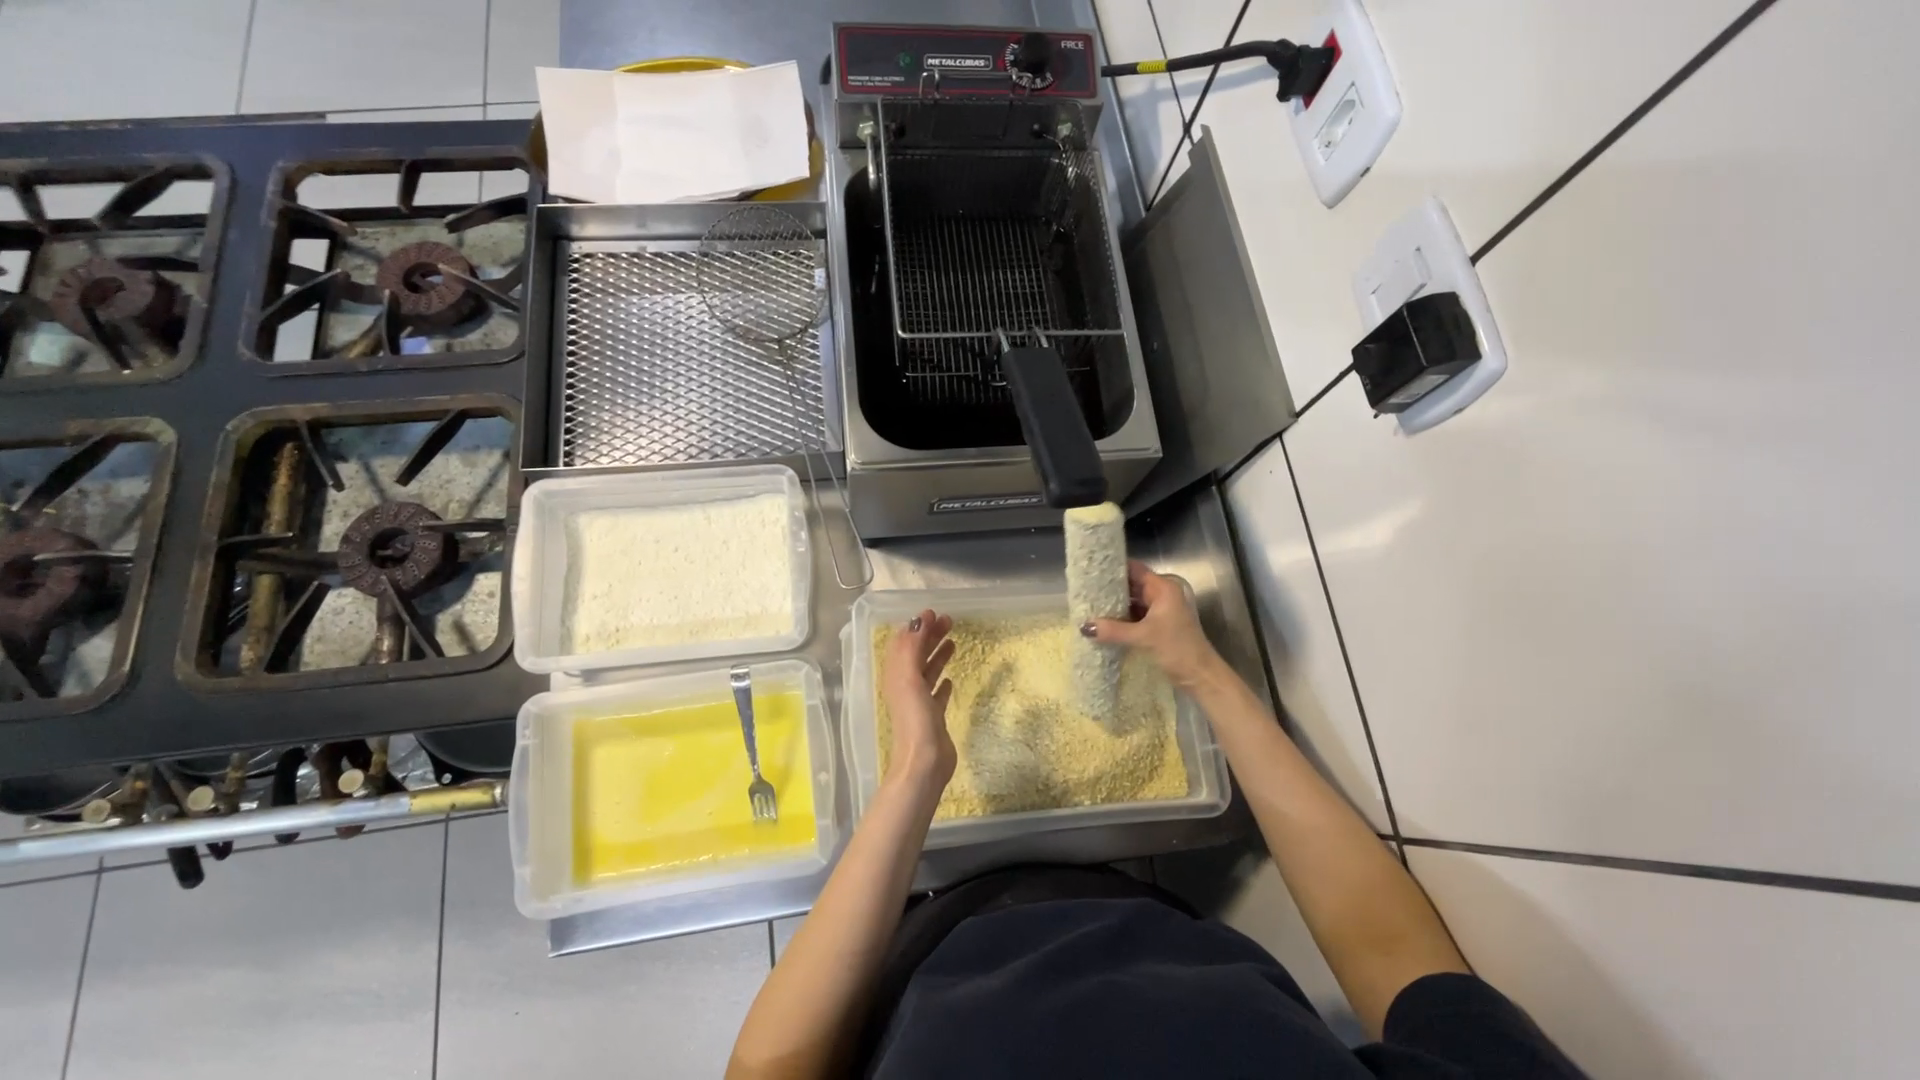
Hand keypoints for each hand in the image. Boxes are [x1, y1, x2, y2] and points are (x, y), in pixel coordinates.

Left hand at [881, 610, 956, 794]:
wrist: (924, 762)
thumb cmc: (916, 719)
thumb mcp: (910, 678)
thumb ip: (912, 648)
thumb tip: (918, 620)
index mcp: (895, 676)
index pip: (903, 643)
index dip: (916, 627)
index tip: (933, 612)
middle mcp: (904, 686)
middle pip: (916, 654)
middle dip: (929, 636)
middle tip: (949, 621)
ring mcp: (918, 703)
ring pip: (927, 671)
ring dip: (937, 654)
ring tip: (953, 641)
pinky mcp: (932, 717)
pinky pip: (936, 694)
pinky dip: (942, 682)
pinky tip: (951, 679)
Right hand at [1086, 561, 1224, 690]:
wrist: (1200, 676)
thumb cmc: (1177, 649)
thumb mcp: (1143, 637)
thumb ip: (1113, 630)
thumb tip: (1083, 626)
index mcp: (1163, 588)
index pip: (1134, 569)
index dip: (1114, 567)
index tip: (1091, 569)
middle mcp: (1162, 595)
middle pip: (1132, 585)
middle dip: (1110, 588)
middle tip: (1084, 589)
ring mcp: (1161, 612)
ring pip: (1133, 602)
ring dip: (1114, 605)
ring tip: (1089, 605)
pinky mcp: (1158, 627)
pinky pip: (1135, 617)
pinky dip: (1121, 619)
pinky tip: (1103, 623)